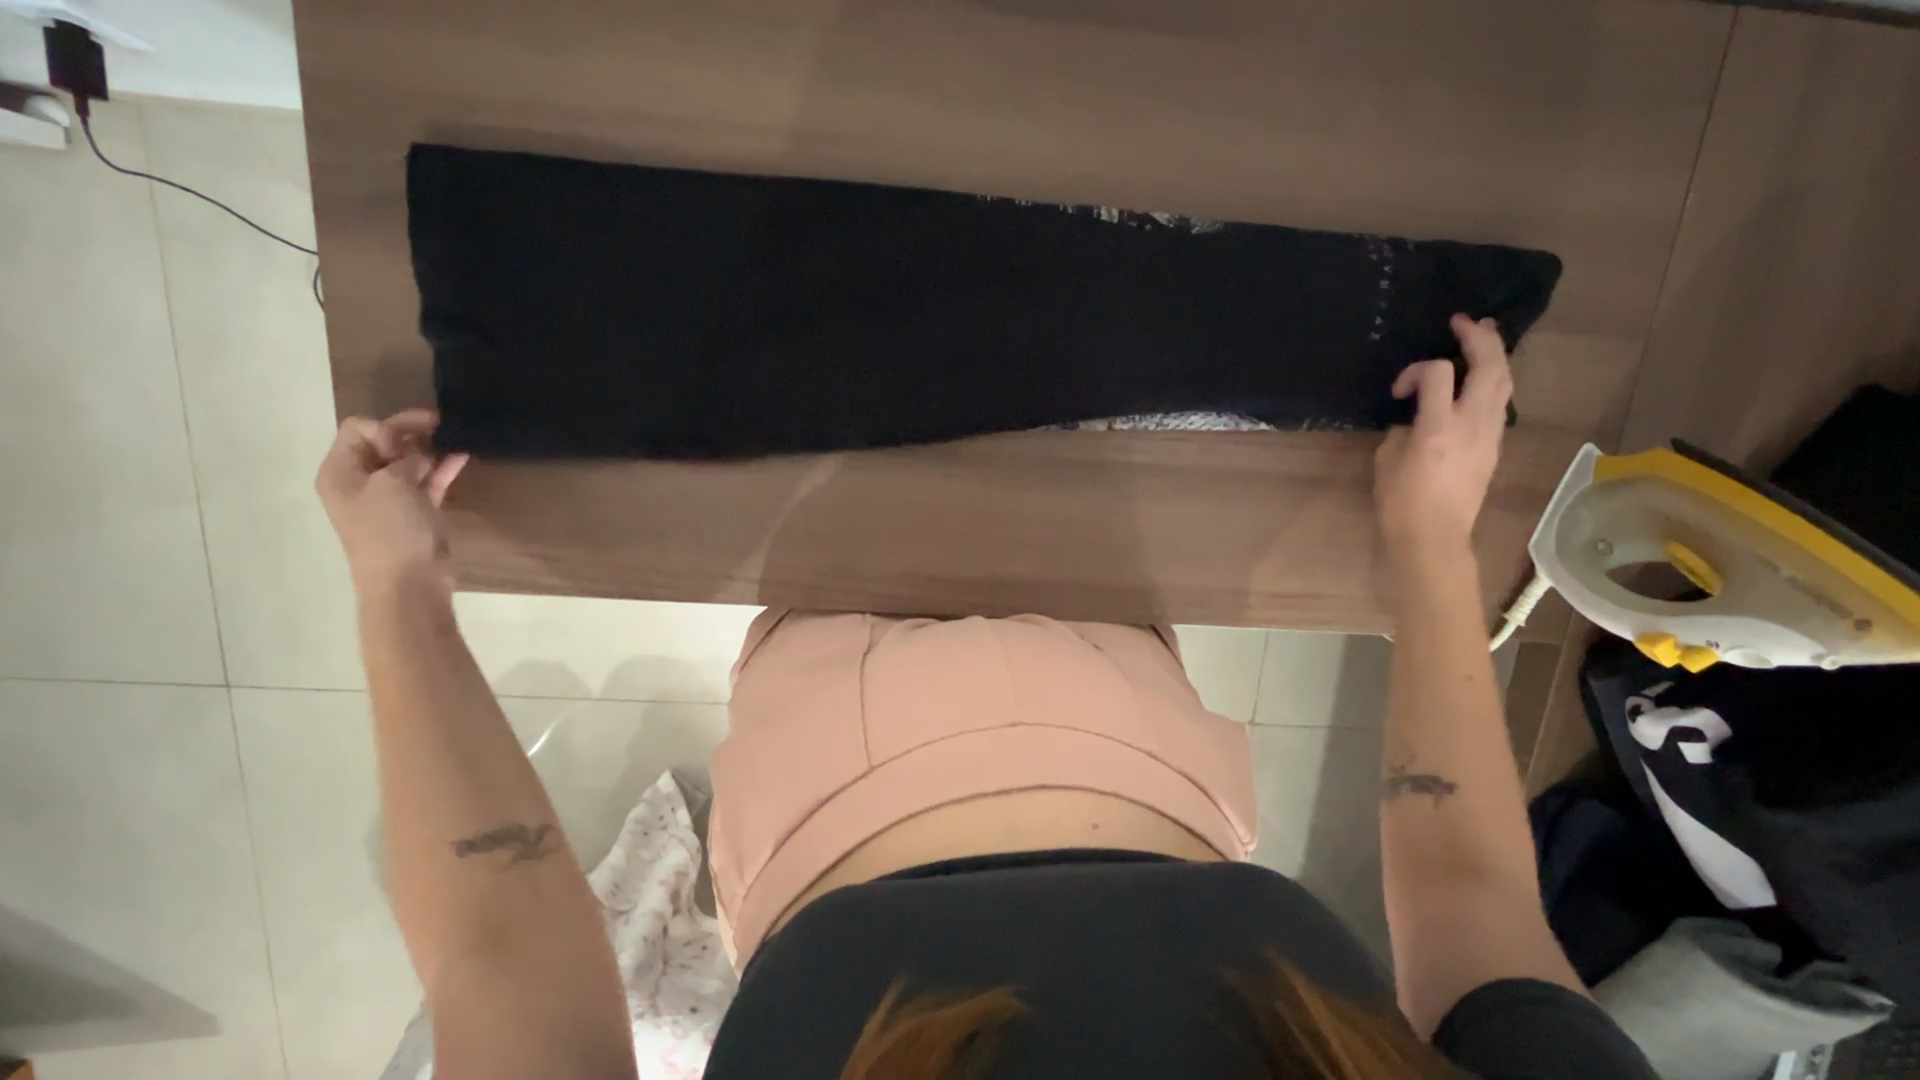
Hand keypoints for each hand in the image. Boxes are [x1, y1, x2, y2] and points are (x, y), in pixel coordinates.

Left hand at [315, 409, 469, 593]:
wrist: (408, 583)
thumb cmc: (390, 530)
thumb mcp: (392, 483)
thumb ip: (405, 458)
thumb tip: (420, 455)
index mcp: (340, 472)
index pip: (359, 429)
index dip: (387, 427)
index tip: (411, 442)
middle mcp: (360, 481)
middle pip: (383, 443)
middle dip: (410, 432)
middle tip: (440, 425)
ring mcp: (389, 498)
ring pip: (409, 462)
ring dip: (429, 448)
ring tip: (454, 436)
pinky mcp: (416, 512)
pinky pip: (428, 481)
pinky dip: (442, 468)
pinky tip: (462, 455)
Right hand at [1373, 314, 1513, 560]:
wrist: (1434, 538)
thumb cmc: (1400, 503)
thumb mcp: (1388, 459)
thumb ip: (1404, 428)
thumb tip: (1417, 417)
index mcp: (1439, 427)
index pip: (1437, 373)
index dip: (1415, 370)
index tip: (1398, 391)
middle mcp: (1472, 424)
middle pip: (1489, 366)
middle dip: (1479, 338)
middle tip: (1463, 322)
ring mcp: (1489, 434)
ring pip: (1504, 381)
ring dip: (1494, 355)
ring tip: (1483, 337)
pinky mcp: (1494, 446)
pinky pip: (1499, 402)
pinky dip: (1492, 380)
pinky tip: (1480, 377)